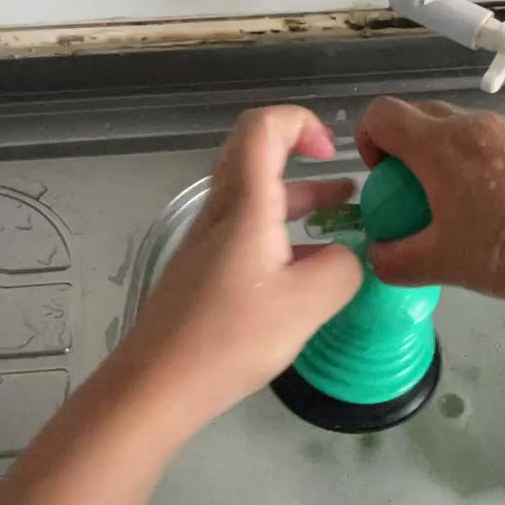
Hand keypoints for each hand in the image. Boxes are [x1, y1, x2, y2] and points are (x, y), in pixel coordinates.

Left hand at [115, 106, 363, 427]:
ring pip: (256, 193)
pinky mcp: (206, 266)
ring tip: (343, 214)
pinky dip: (283, 228)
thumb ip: (342, 269)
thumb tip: (347, 255)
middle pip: (256, 153)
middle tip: (342, 180)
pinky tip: (309, 265)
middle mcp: (222, 209)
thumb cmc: (230, 337)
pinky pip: (248, 227)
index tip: (331, 153)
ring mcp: (210, 238)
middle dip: (304, 156)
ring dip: (299, 195)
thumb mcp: (305, 305)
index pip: (264, 126)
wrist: (157, 383)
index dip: (301, 122)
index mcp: (245, 203)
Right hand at [354, 97, 504, 315]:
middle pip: (419, 115)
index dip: (366, 138)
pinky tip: (500, 208)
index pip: (382, 114)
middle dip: (403, 146)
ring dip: (442, 155)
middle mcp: (473, 124)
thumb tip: (377, 255)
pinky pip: (491, 142)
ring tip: (457, 204)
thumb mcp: (443, 265)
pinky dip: (477, 163)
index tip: (380, 175)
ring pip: (458, 128)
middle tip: (411, 192)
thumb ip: (395, 261)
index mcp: (440, 145)